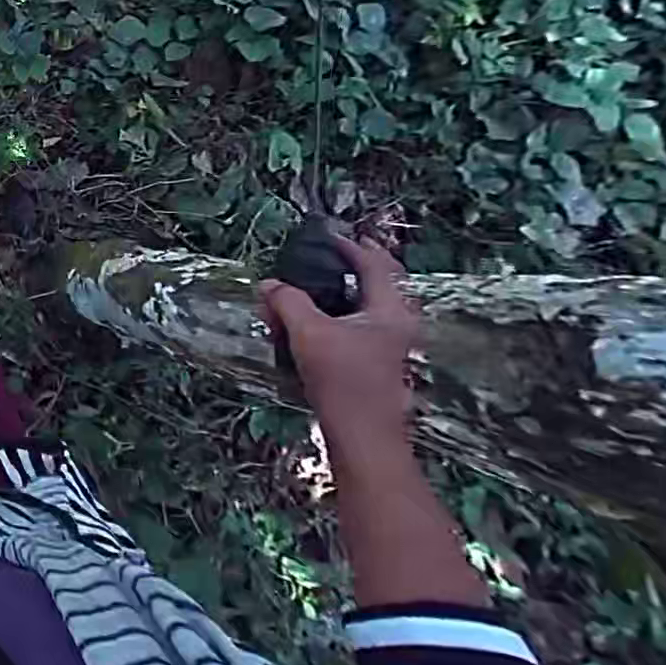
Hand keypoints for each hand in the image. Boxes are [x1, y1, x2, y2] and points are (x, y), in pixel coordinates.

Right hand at [260, 234, 416, 440]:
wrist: (361, 431)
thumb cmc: (341, 376)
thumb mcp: (308, 331)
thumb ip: (287, 300)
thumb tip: (270, 283)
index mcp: (391, 312)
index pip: (376, 267)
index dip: (354, 247)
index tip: (332, 233)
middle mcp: (395, 323)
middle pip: (377, 283)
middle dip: (352, 265)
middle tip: (327, 252)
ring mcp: (386, 343)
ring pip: (362, 303)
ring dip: (336, 290)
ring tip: (307, 283)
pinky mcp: (370, 357)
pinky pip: (351, 321)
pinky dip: (330, 310)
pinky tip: (306, 315)